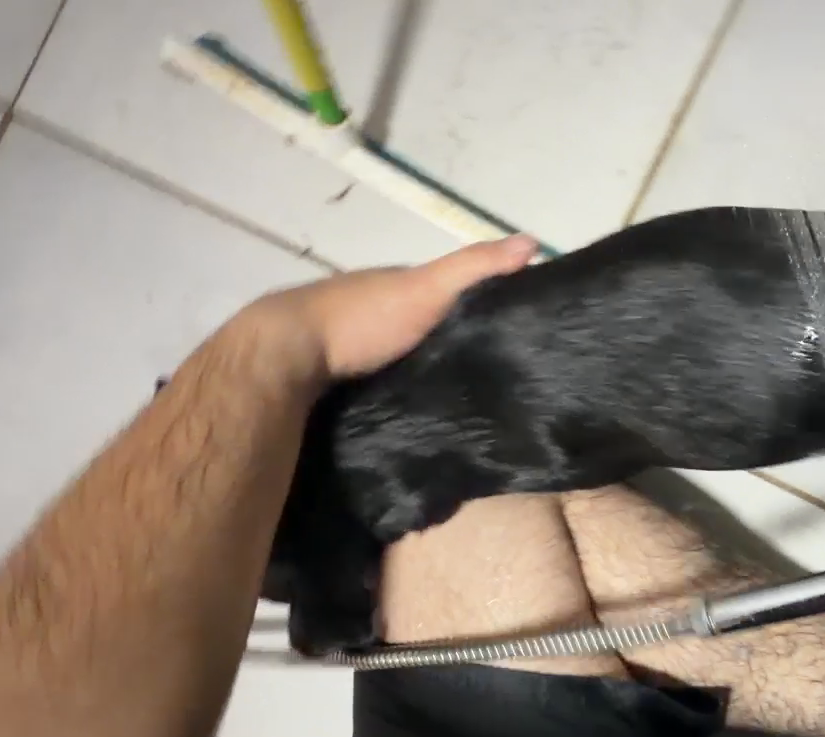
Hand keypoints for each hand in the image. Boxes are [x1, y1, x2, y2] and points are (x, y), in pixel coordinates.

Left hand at [255, 234, 537, 380]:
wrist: (291, 355)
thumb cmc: (362, 317)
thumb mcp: (428, 287)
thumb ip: (474, 268)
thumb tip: (533, 241)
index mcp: (401, 286)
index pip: (454, 291)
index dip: (486, 303)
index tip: (519, 329)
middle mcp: (381, 311)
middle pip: (432, 324)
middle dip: (461, 340)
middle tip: (499, 373)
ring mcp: (361, 346)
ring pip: (411, 355)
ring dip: (435, 368)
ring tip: (471, 397)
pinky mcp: (348, 381)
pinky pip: (390, 381)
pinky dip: (410, 387)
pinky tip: (429, 406)